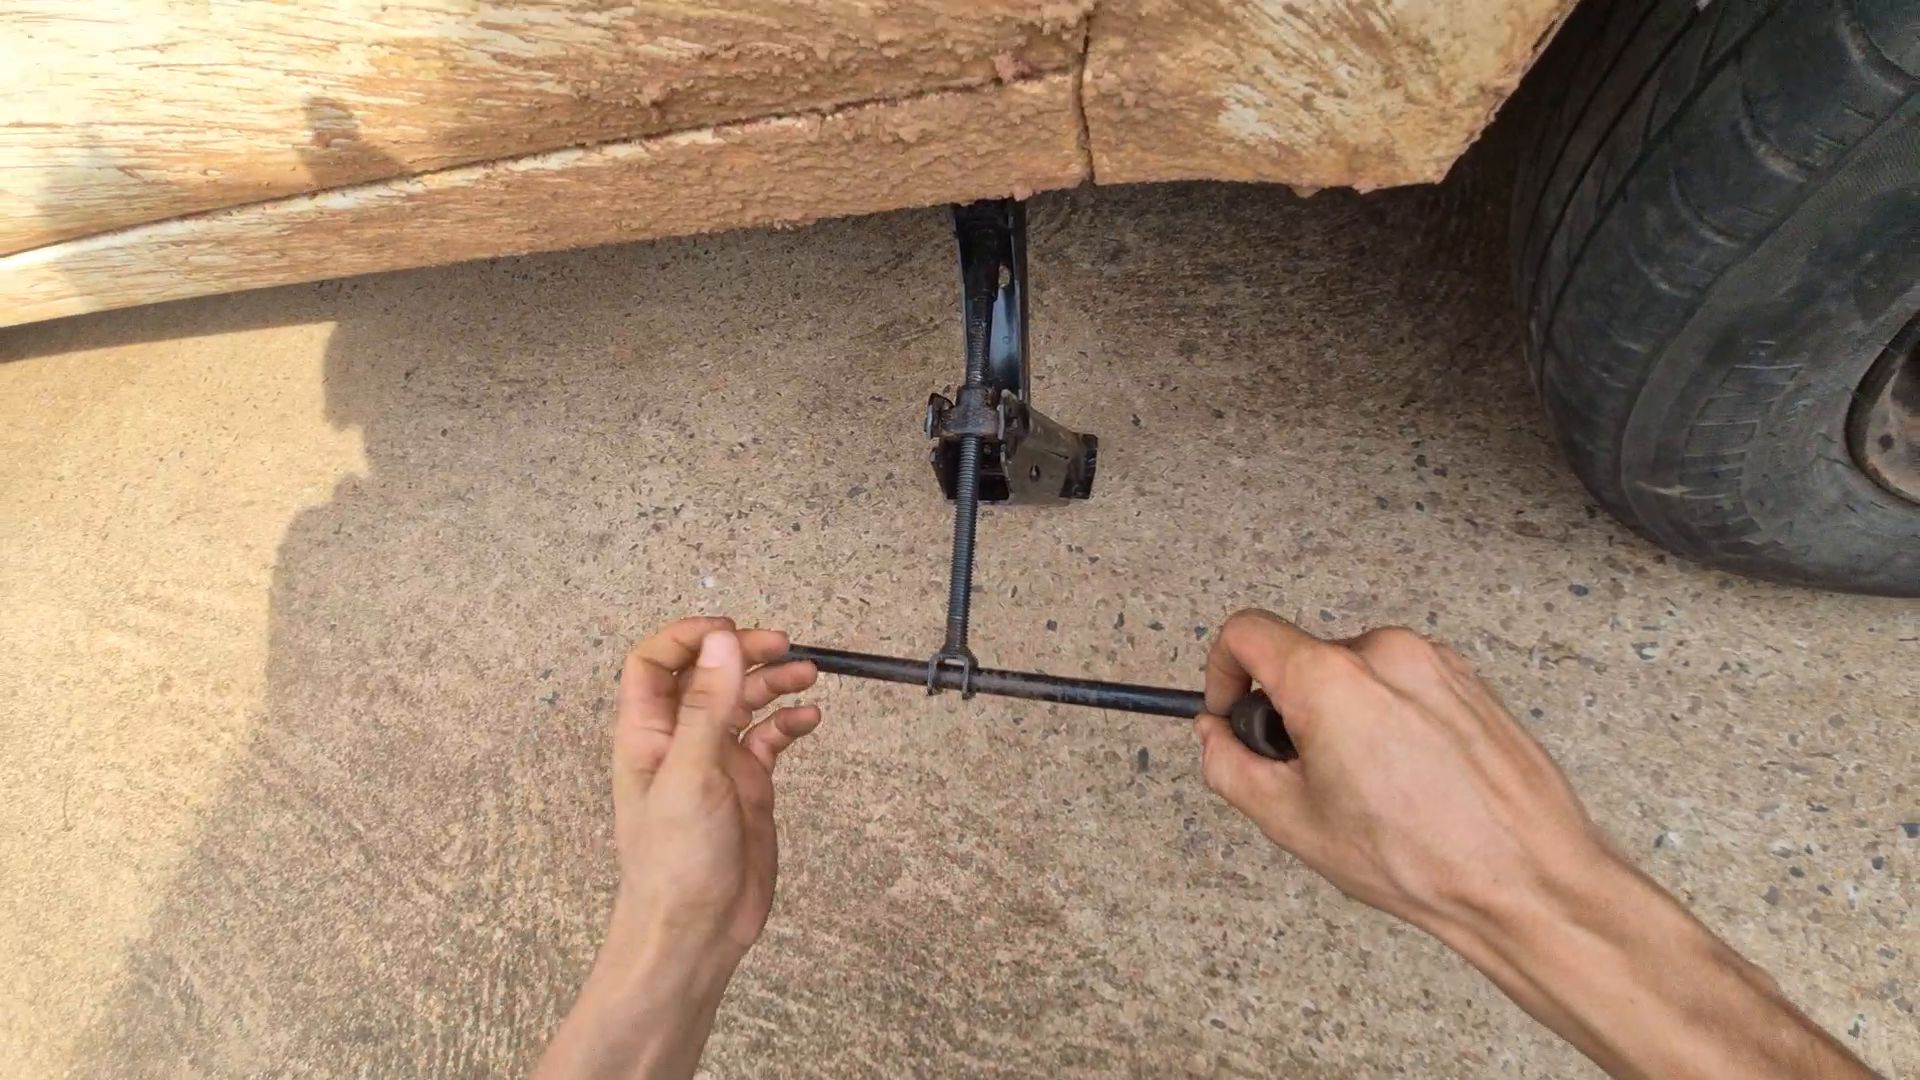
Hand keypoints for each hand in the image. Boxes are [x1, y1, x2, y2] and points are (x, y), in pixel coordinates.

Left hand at [611, 617, 819, 968]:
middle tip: (782, 646)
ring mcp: (718, 758)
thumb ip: (708, 704)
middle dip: (744, 653)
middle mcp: (682, 738)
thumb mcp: (692, 773)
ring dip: (774, 682)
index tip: (731, 632)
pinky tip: (810, 718)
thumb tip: (723, 641)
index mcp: (649, 732)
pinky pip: (772, 736)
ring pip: (745, 700)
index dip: (689, 637)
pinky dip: (791, 721)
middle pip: (710, 673)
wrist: (698, 932)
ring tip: (807, 674)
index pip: (656, 662)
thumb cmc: (675, 862)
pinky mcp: (748, 781)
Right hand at [1193, 610, 1877, 1079]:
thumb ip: (1226, 763)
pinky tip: (1406, 769)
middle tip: (1306, 767)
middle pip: (1298, 656)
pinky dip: (1382, 710)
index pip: (1244, 632)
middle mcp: (1380, 651)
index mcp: (1327, 677)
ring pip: (1348, 669)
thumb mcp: (1287, 820)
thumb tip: (1215, 731)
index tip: (1233, 711)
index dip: (1222, 670)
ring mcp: (1431, 660)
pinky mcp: (1467, 677)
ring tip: (1365, 776)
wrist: (1533, 885)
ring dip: (1336, 708)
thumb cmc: (1414, 857)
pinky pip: (1396, 678)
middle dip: (1285, 704)